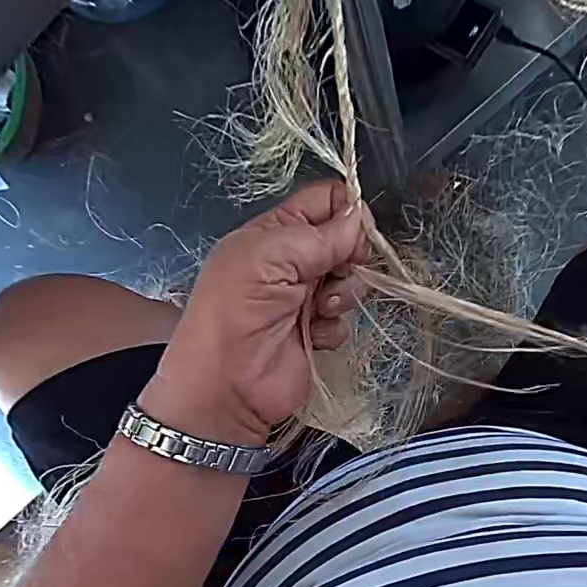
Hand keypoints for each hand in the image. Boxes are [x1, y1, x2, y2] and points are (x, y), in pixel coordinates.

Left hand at [139, 181, 368, 444]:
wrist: (228, 385)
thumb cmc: (238, 312)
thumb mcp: (271, 258)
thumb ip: (320, 235)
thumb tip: (359, 219)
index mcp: (274, 232)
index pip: (324, 202)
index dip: (347, 212)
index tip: (354, 236)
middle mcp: (292, 260)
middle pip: (345, 242)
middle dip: (349, 257)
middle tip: (335, 274)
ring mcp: (306, 298)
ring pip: (350, 281)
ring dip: (343, 294)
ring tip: (320, 309)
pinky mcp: (317, 331)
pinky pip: (345, 319)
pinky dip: (334, 328)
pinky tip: (313, 337)